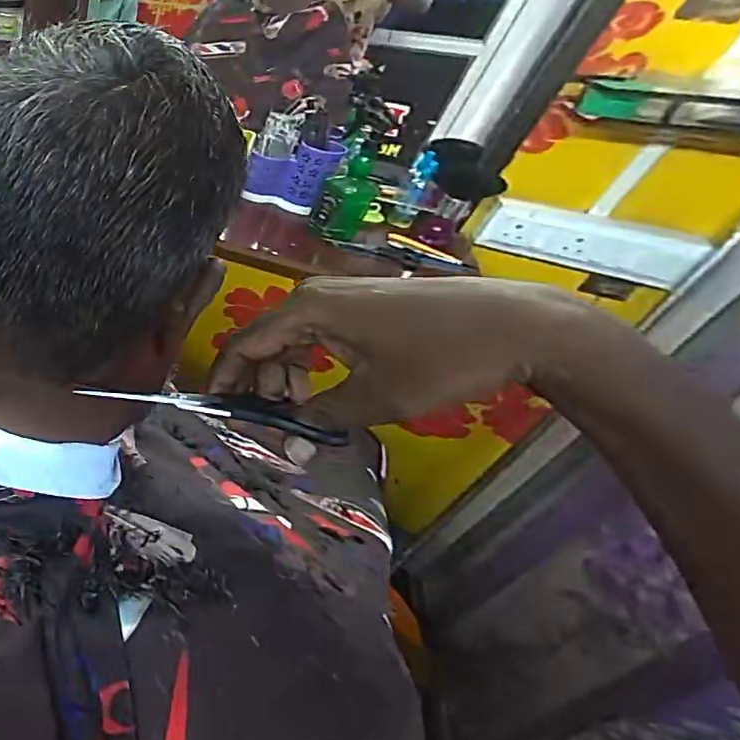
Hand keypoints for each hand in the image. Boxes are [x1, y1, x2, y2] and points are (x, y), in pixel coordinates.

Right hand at [208, 277, 624, 427]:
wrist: (524, 324)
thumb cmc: (445, 358)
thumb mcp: (378, 397)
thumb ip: (321, 418)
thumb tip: (287, 447)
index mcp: (306, 310)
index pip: (243, 345)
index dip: (225, 379)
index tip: (216, 409)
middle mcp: (311, 294)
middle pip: (263, 340)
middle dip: (259, 382)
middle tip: (270, 420)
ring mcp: (336, 293)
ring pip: (288, 337)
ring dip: (284, 374)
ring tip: (302, 408)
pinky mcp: (358, 299)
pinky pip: (313, 330)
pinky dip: (309, 360)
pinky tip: (324, 385)